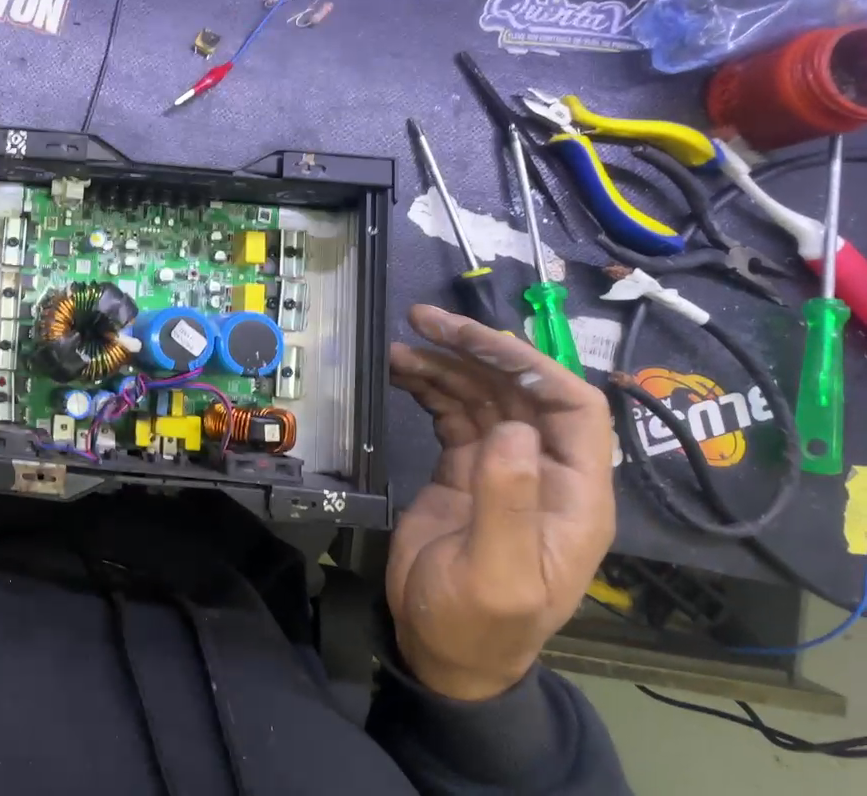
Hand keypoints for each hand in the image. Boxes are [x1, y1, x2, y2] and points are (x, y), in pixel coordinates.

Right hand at [384, 305, 615, 701]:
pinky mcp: (464, 474)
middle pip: (520, 391)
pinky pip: (452, 417)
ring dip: (444, 366)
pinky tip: (400, 375)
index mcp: (574, 494)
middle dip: (476, 351)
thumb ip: (507, 503)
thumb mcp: (496, 572)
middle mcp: (544, 471)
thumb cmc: (480, 622)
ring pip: (482, 398)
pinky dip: (427, 390)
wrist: (445, 650)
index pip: (572, 408)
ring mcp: (502, 470)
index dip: (529, 366)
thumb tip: (507, 429)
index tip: (470, 340)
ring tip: (397, 347)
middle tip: (421, 321)